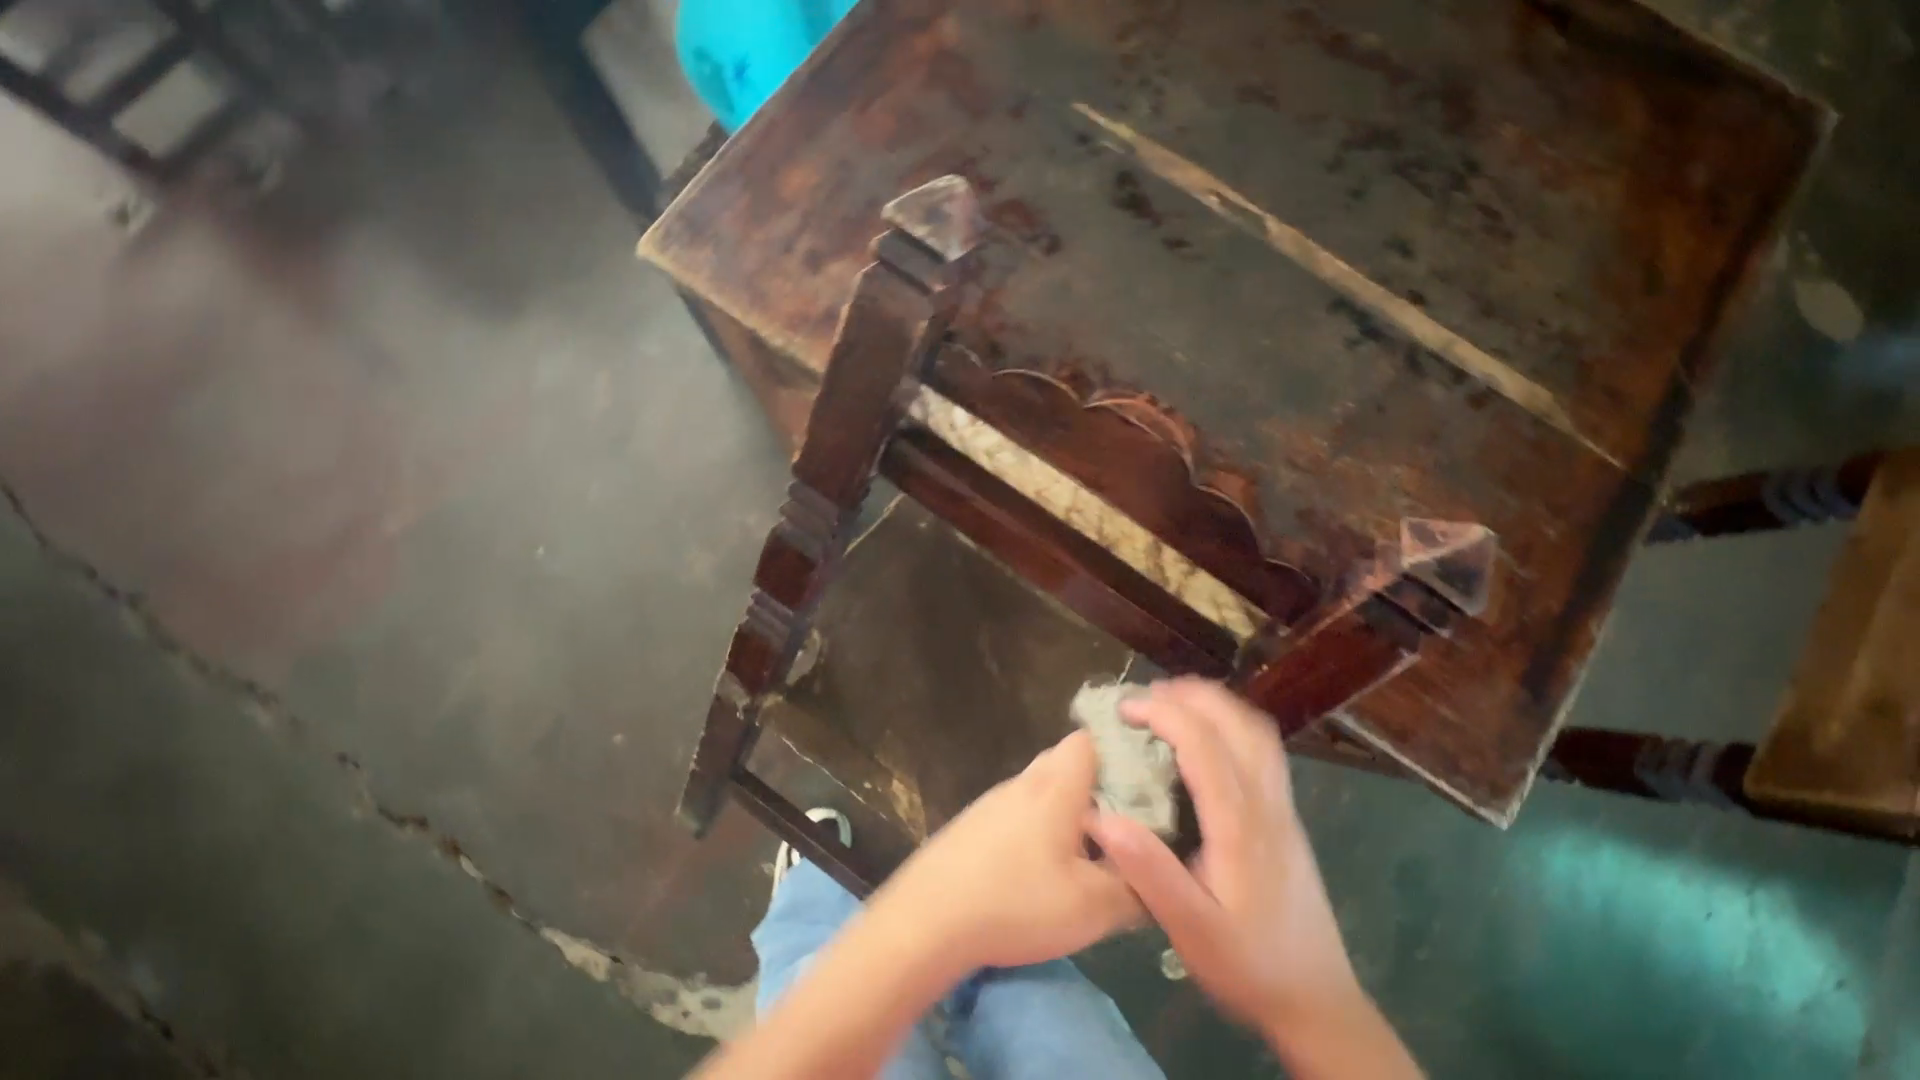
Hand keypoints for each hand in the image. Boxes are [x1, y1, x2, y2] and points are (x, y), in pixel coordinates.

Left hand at [868, 731, 1142, 971]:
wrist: (926, 922)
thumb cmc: (1017, 902)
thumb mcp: (1094, 906)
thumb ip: (1137, 888)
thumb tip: (1161, 877)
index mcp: (1055, 785)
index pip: (1089, 739)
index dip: (1120, 752)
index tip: (1146, 784)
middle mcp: (1022, 783)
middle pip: (1065, 764)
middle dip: (1098, 788)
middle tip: (1126, 828)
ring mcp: (991, 805)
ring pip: (1040, 793)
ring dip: (1066, 815)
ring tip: (1089, 856)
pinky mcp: (971, 830)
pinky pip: (1016, 817)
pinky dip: (1037, 834)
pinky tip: (1041, 875)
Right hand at [1089, 678, 1359, 1031]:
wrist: (1317, 1001)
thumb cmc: (1248, 965)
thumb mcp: (1191, 928)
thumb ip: (1149, 870)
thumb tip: (1100, 815)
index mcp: (1241, 826)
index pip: (1205, 745)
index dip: (1165, 715)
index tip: (1125, 709)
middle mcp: (1268, 806)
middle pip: (1240, 724)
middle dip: (1194, 696)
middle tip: (1146, 696)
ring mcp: (1284, 812)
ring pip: (1258, 734)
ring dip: (1217, 707)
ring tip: (1174, 706)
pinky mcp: (1287, 823)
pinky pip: (1263, 752)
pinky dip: (1232, 728)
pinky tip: (1207, 746)